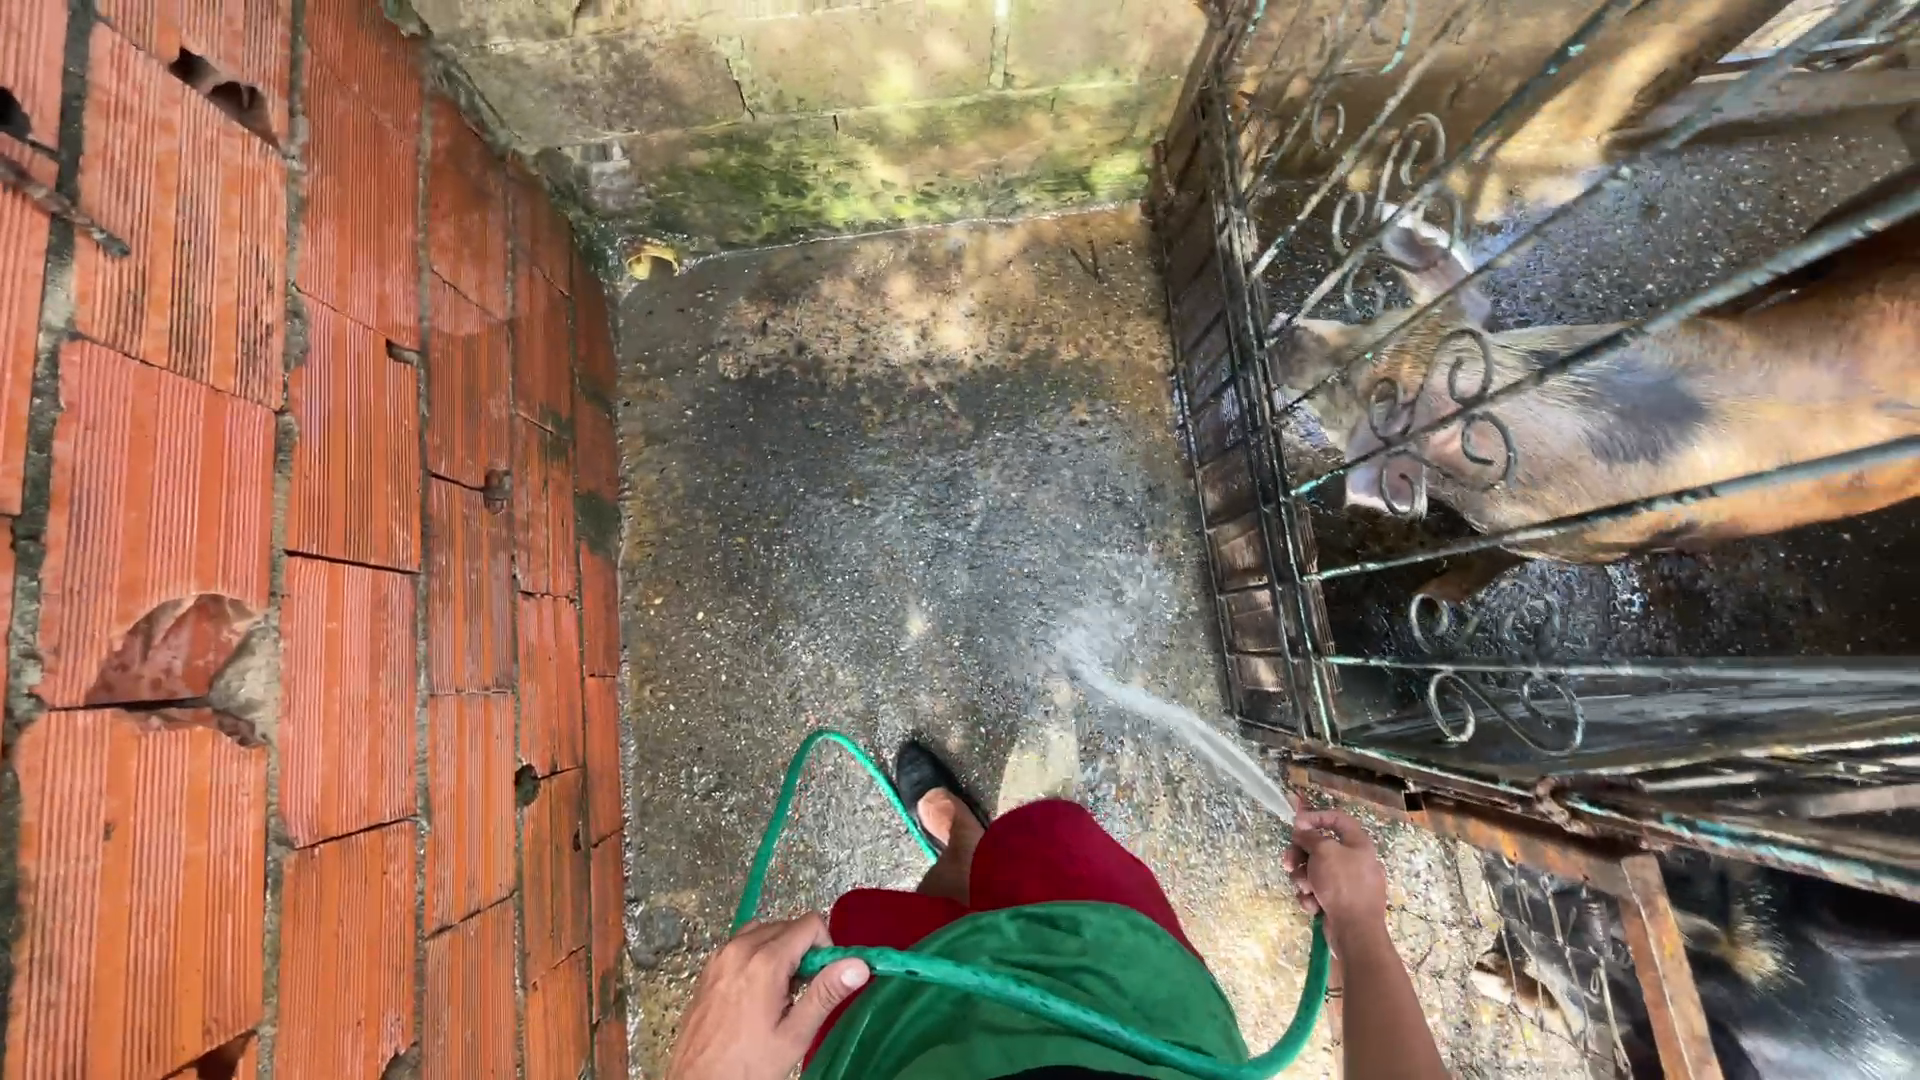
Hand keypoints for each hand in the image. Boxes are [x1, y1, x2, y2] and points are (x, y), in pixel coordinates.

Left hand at [666, 914, 870, 1079]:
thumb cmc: (747, 1067)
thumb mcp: (794, 1036)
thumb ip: (826, 993)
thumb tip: (859, 965)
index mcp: (765, 961)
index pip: (810, 923)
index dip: (824, 947)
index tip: (821, 978)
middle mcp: (740, 948)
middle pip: (788, 925)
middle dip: (802, 950)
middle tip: (801, 992)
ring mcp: (721, 955)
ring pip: (765, 930)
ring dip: (780, 949)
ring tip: (779, 991)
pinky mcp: (710, 966)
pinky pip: (742, 942)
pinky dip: (757, 954)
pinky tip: (756, 990)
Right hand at [1282, 795, 1387, 952]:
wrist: (1355, 931)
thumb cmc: (1342, 884)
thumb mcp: (1323, 851)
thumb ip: (1310, 836)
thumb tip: (1302, 831)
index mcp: (1358, 844)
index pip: (1337, 819)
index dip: (1316, 816)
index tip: (1296, 824)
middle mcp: (1354, 861)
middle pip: (1319, 847)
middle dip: (1300, 855)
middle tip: (1288, 862)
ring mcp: (1347, 883)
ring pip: (1314, 870)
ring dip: (1303, 879)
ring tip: (1305, 889)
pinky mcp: (1339, 902)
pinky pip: (1318, 890)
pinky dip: (1311, 896)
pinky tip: (1313, 905)